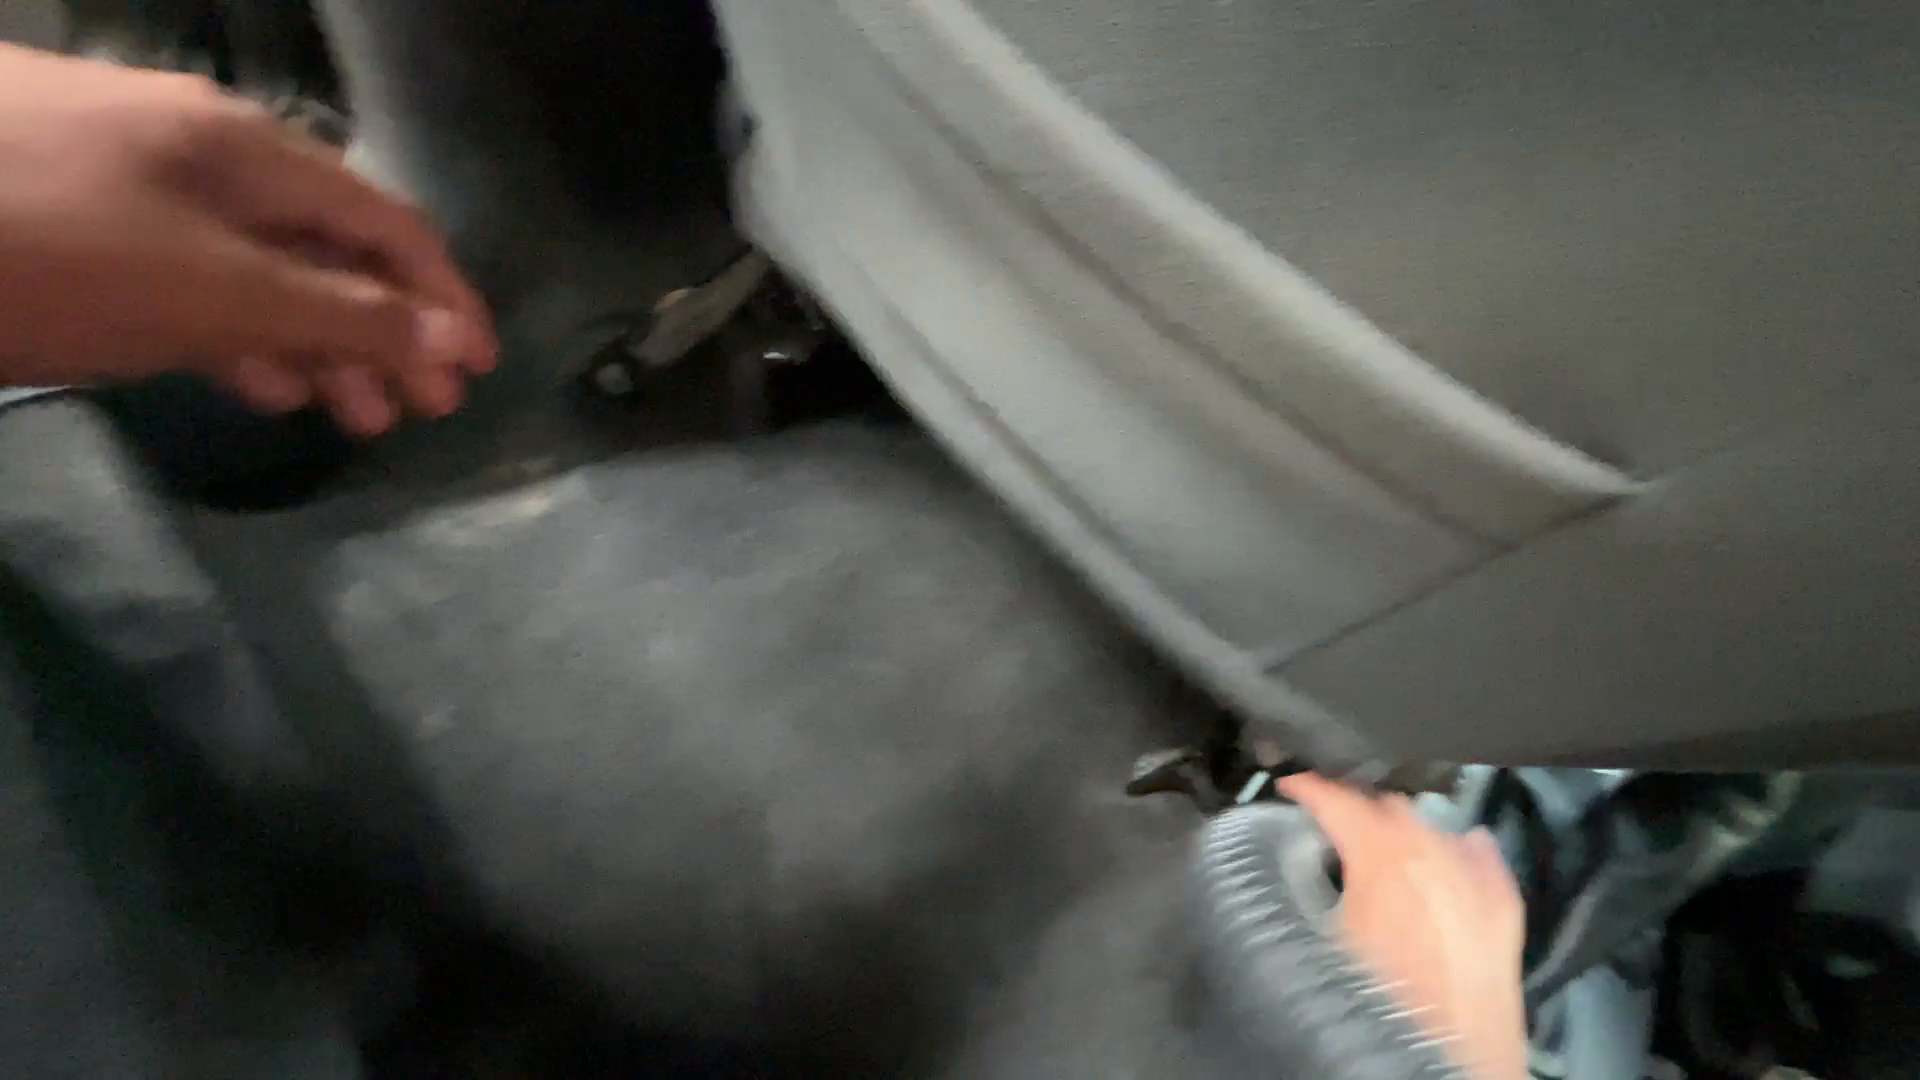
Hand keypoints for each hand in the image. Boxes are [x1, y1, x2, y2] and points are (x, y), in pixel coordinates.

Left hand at [0, 45, 496, 434]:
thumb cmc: (39, 248)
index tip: (483, 368)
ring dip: (328, 351)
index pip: (394, 229)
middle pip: (340, 257)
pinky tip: (267, 385)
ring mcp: (146, 198)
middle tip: (430, 409)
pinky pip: (203, 290)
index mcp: (255, 158)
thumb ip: (352, 317)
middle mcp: (212, 165)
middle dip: (394, 337)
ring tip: (362, 418)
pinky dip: (250, 341)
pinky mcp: (87, 237)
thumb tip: (459, 344)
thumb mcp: (220, 290)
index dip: (449, 300)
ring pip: (274, 280)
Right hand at [1278, 773, 1529, 1079]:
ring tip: (1375, 830)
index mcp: (1381, 860)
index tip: (1293, 784)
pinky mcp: (1499, 915)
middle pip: (1385, 804)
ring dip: (1399, 823)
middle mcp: (1430, 861)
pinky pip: (1483, 860)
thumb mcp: (1320, 936)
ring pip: (1431, 826)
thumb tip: (1283, 861)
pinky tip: (1459, 840)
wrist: (1446, 1059)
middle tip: (1326, 808)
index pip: (1337, 800)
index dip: (1307, 786)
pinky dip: (1464, 847)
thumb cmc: (1385, 1004)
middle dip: (1352, 801)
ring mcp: (1468, 884)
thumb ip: (1303, 884)